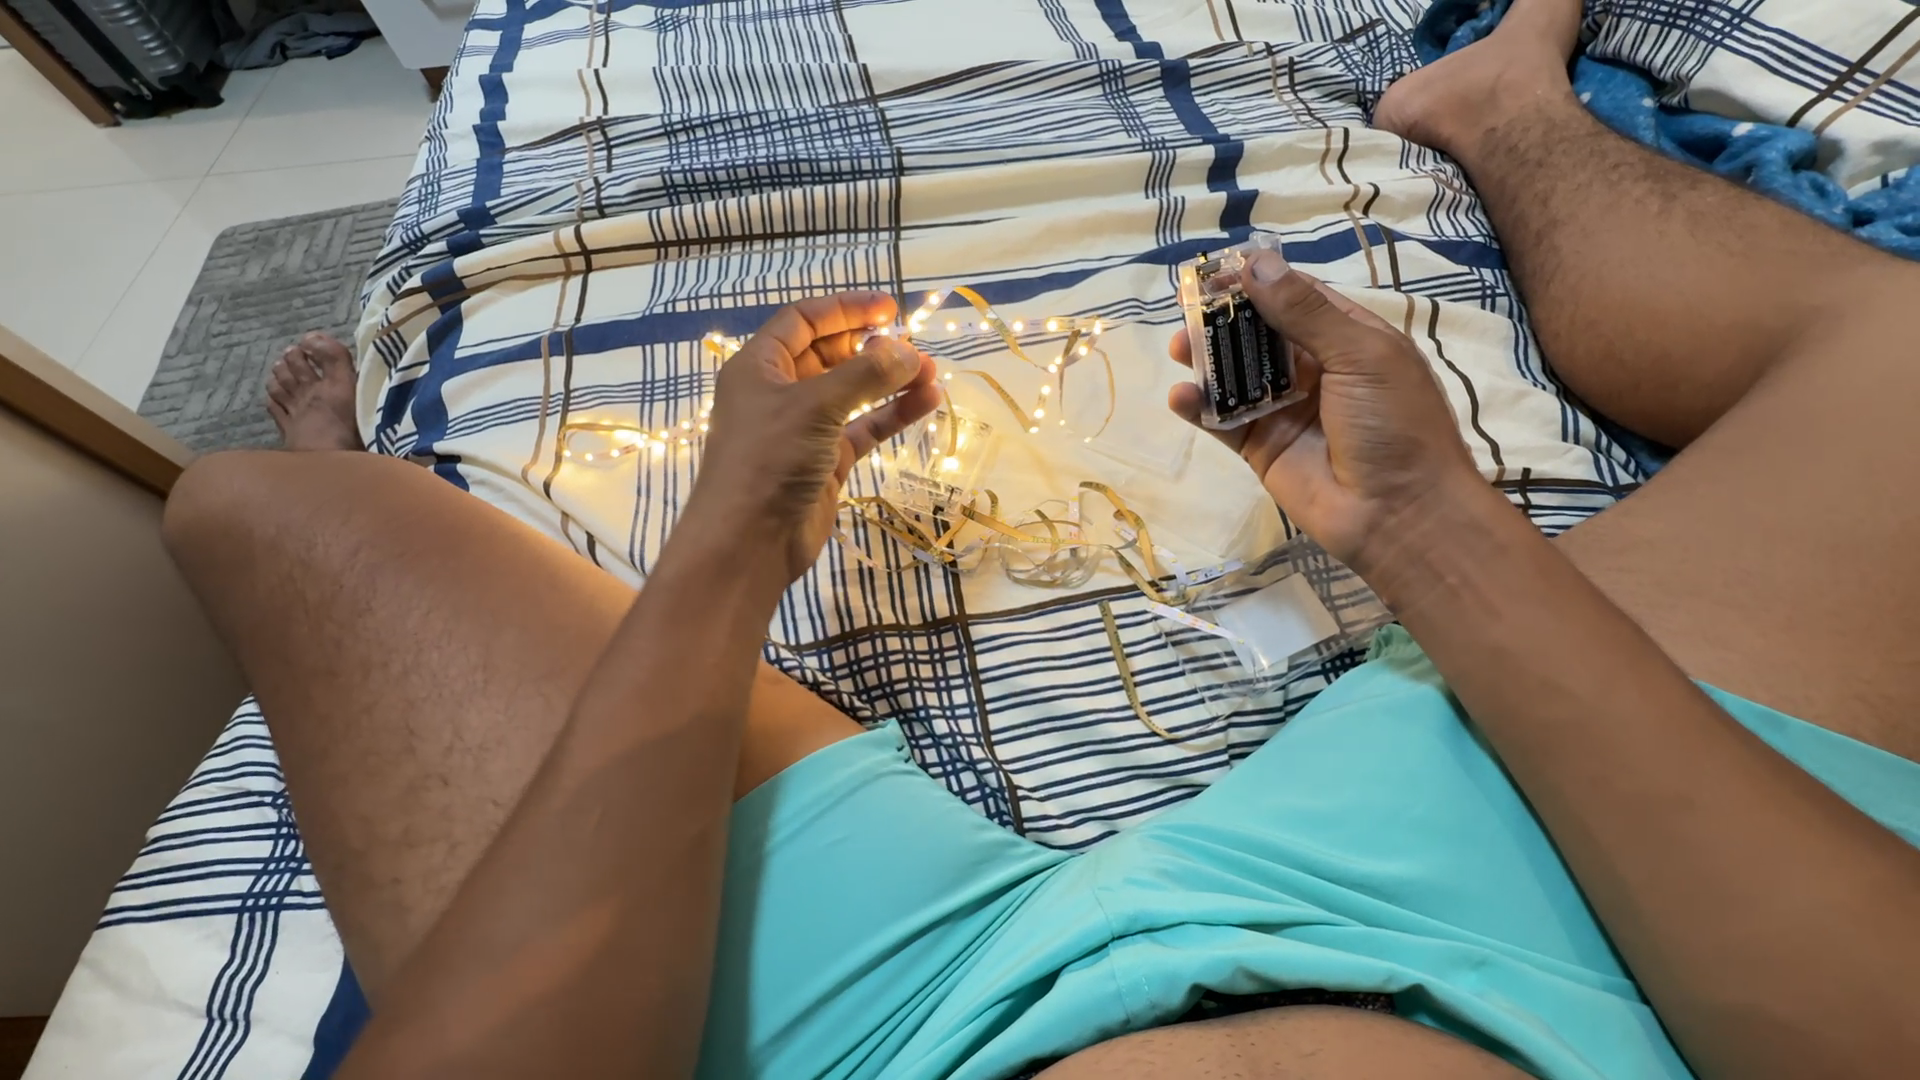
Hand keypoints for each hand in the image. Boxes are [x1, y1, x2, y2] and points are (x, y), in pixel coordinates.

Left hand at [691, 292, 939, 584]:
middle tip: (913, 347)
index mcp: (760, 366)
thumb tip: (908, 351)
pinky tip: (926, 404)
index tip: (888, 309)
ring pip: (854, 394)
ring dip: (890, 382)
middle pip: (831, 355)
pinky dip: (893, 415)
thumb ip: (863, 375)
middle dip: (872, 348)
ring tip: (931, 374)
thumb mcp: (814, 406)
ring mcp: (806, 429)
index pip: (803, 321)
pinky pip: (865, 428)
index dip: (844, 310)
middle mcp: (781, 393)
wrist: (749, 542)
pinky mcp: (827, 462)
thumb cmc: (768, 460)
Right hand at [1168, 250, 1481, 573]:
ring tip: (1178, 348)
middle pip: (1258, 334)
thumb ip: (1304, 313)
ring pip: (1235, 375)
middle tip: (1186, 308)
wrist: (1398, 513)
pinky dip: (1199, 407)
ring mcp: (1283, 409)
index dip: (1257, 282)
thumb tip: (1257, 263)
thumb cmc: (1394, 424)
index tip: (1217, 271)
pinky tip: (1181, 396)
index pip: (1296, 298)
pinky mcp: (1259, 446)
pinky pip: (1223, 420)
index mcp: (1348, 340)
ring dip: (1207, 360)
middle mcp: (1314, 370)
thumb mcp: (1359, 355)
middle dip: (1223, 320)